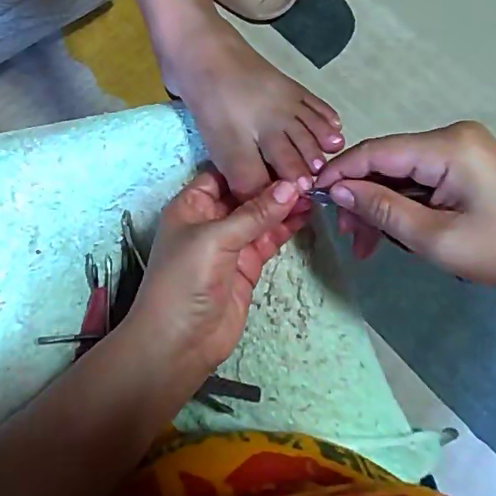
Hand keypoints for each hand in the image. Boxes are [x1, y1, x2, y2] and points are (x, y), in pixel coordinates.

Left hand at [123, 172, 310, 375]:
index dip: (251, 161)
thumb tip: (292, 186)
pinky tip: (307, 214)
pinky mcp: (247, 265)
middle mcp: (210, 219)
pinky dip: (286, 227)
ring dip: (285, 205)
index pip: (224, 172)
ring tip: (316, 190)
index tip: (286, 152)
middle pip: (245, 192)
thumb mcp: (215, 239)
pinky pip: (268, 238)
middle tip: (310, 170)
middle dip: (274, 183)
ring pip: (261, 216)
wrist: (179, 343)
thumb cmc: (184, 281)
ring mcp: (230, 243)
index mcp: (191, 204)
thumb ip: (254, 213)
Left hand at [158, 16, 344, 193]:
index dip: (294, 187)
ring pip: (310, 125)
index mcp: (272, 136)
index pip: (288, 169)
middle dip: (312, 167)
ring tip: (335, 151)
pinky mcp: (280, 80)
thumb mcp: (224, 145)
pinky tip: (334, 121)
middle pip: (302, 148)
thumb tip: (265, 201)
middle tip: (324, 183)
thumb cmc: (210, 101)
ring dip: (322, 141)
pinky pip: (310, 101)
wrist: (200, 47)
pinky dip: (323, 113)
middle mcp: (285, 118)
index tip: (305, 202)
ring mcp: (285, 96)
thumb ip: (246, 175)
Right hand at [312, 121, 495, 298]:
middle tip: (351, 239)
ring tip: (371, 245)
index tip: (311, 197)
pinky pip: (423, 179)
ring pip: (403, 173)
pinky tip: (399, 232)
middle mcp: (454, 137)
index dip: (340, 173)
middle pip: (388, 162)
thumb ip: (381, 209)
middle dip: (363, 198)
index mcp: (449, 146)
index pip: (376, 151)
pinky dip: (406, 204)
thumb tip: (336, 190)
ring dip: (384, 206)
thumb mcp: (434, 238)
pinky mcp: (471, 165)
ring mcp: (465, 149)